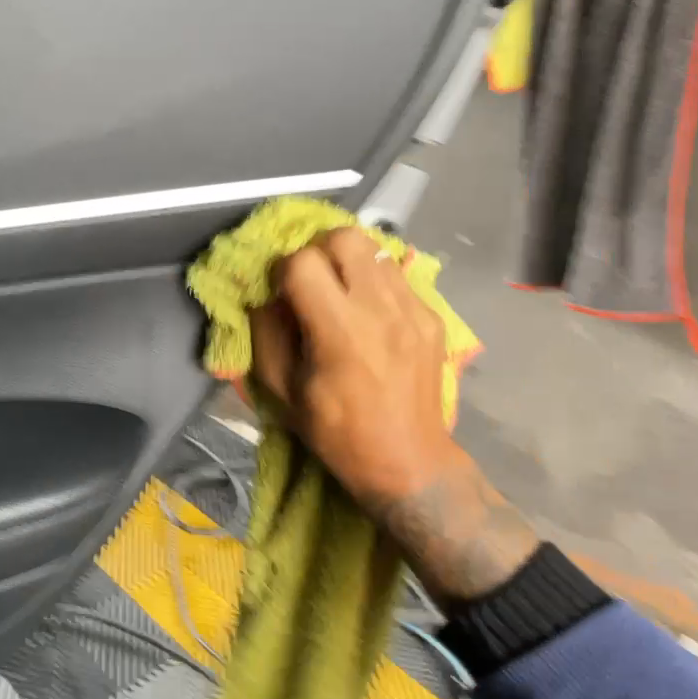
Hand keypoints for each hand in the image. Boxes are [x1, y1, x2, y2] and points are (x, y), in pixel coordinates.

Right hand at [250, 226, 456, 508]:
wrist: (408, 461)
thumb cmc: (335, 431)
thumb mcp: (281, 389)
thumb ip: (266, 333)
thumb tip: (266, 296)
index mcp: (339, 331)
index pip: (302, 262)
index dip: (282, 272)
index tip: (281, 295)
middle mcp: (380, 310)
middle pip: (345, 237)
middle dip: (317, 251)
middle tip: (309, 281)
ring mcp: (413, 310)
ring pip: (374, 248)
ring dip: (347, 261)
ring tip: (338, 290)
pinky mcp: (431, 317)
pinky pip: (395, 275)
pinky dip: (372, 281)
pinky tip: (366, 312)